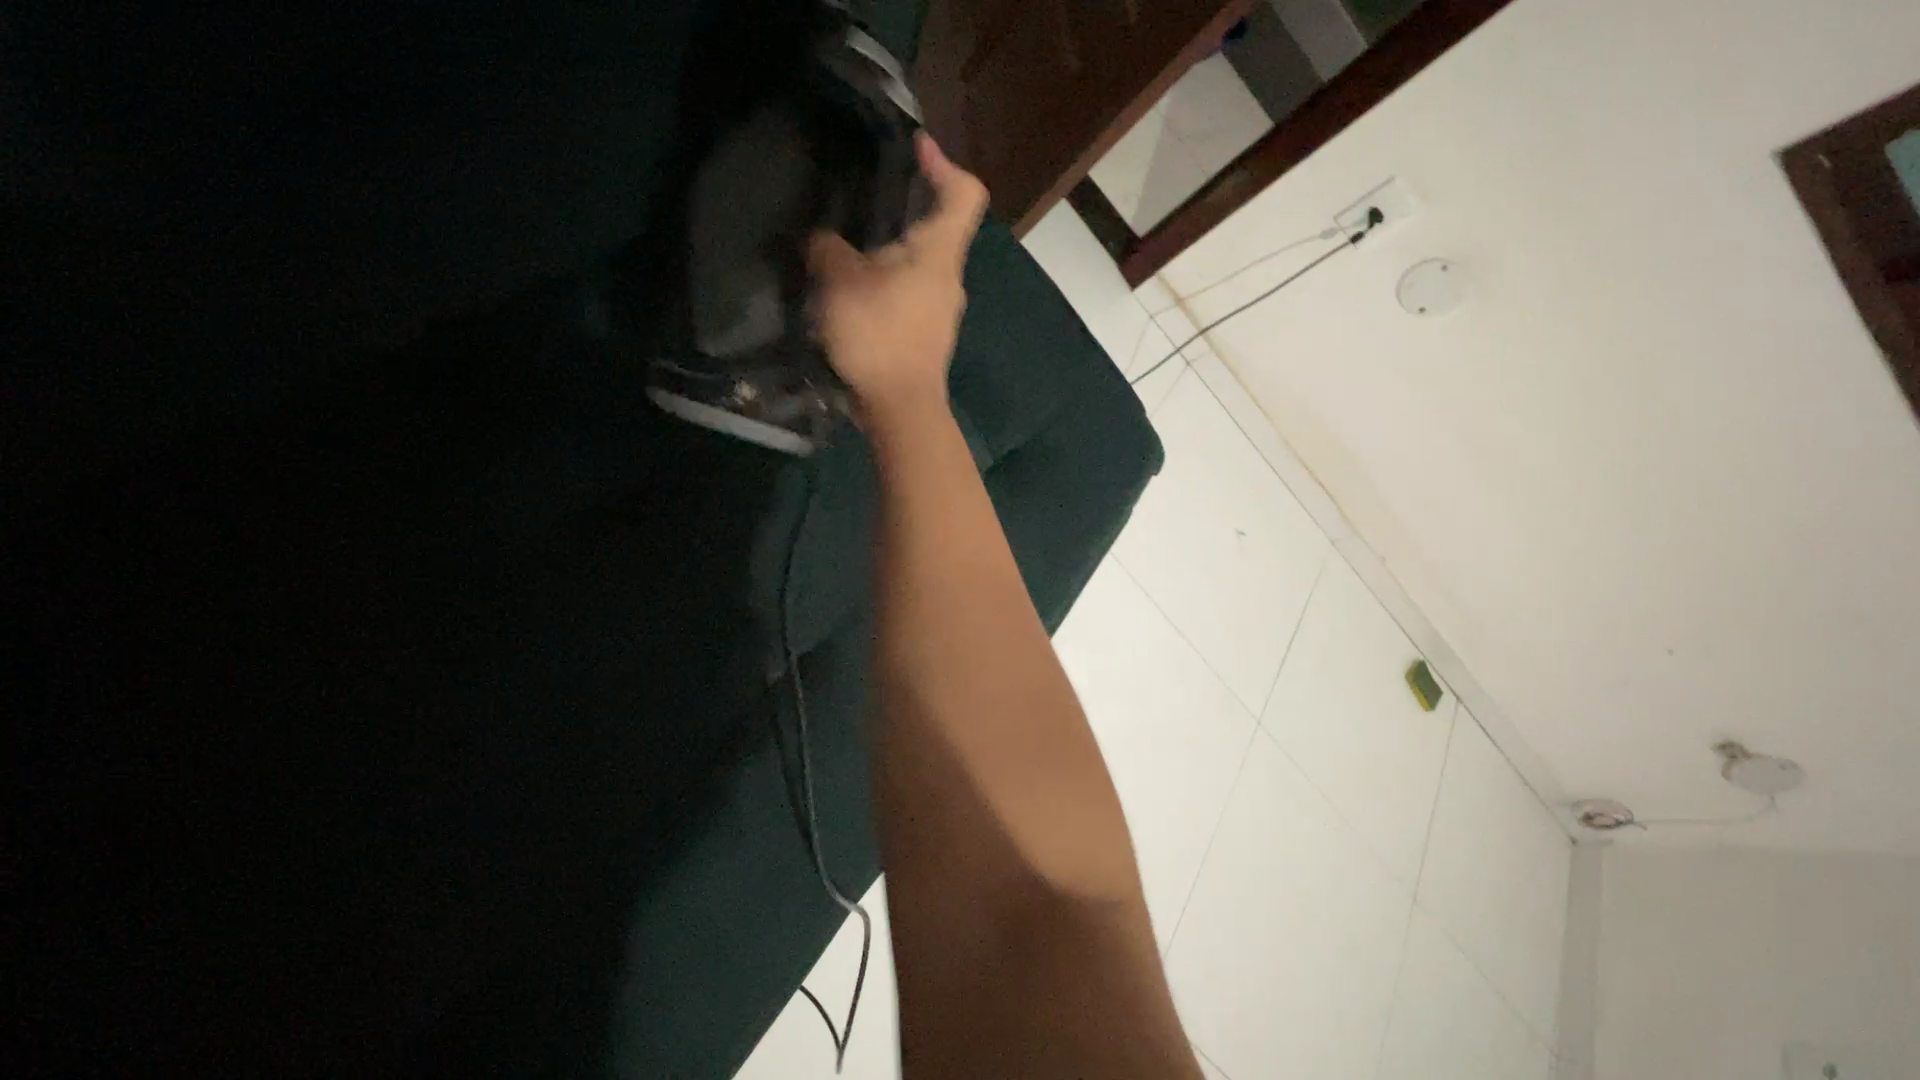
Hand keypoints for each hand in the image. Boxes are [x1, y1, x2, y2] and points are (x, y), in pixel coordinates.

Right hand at [808, 133, 988, 426]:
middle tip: (862, 201)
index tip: (917, 148)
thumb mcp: (840, 283)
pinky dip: (884, 285)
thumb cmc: (879, 336)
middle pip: (936, 229)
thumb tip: (822, 241)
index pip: (964, 194)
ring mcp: (940, 310)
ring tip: (846, 250)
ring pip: (918, 266)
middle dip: (903, 210)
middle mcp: (948, 276)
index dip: (944, 164)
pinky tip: (851, 293)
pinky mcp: (925, 335)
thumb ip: (827, 250)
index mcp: (939, 252)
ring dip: (887, 254)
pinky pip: (907, 295)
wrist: (901, 408)